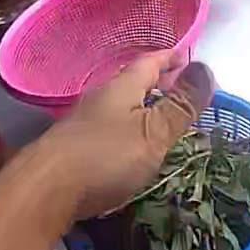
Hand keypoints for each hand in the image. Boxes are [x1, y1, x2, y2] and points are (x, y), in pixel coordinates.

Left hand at [30, 50, 215, 222]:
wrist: (43, 191)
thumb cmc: (104, 156)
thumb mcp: (153, 132)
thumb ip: (180, 104)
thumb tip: (206, 68)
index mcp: (121, 87)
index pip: (149, 62)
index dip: (169, 58)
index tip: (187, 58)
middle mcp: (100, 99)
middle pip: (132, 83)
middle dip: (156, 83)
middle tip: (179, 89)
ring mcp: (82, 123)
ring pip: (118, 106)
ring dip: (140, 108)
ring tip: (159, 119)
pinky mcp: (72, 149)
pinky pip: (107, 129)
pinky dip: (125, 130)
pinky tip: (129, 149)